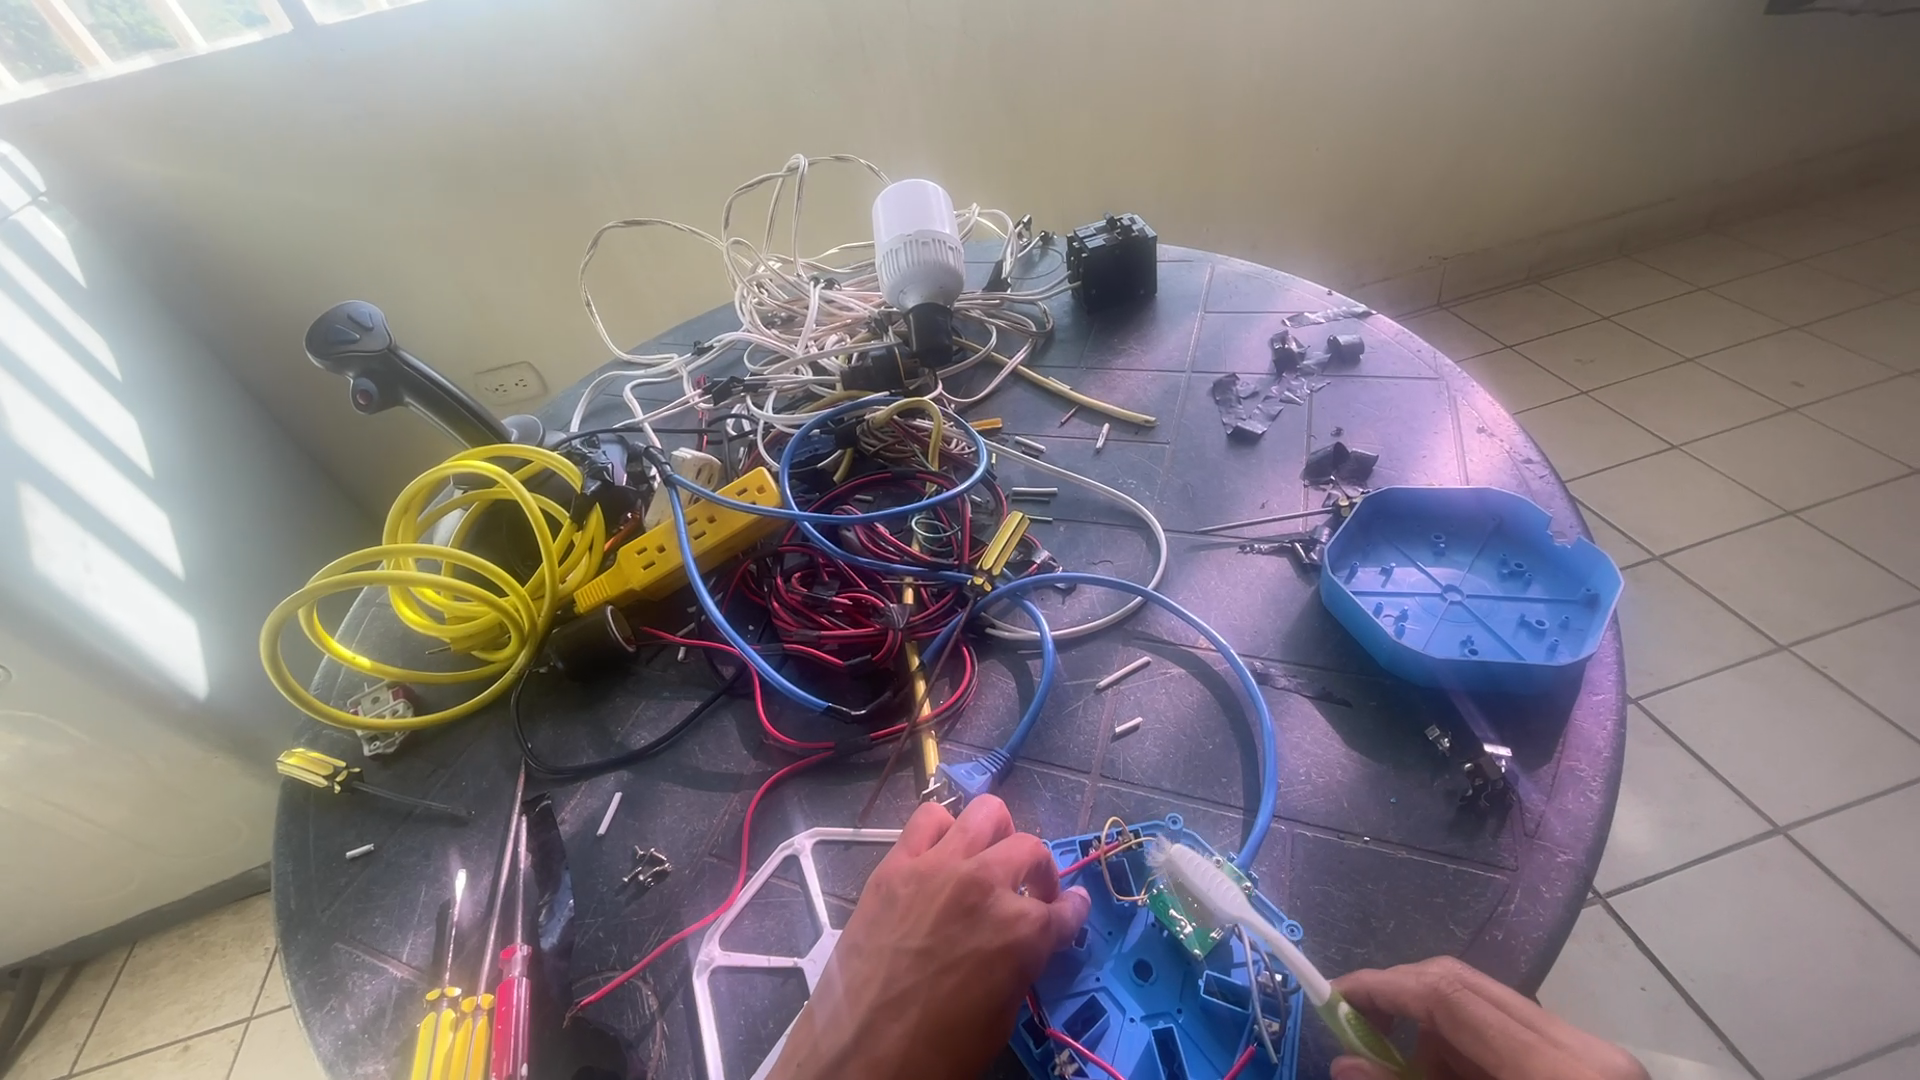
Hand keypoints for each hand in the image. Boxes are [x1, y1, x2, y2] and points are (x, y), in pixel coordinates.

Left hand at [767, 796, 1090, 1079]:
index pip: (1066, 908)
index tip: (1070, 909)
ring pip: (985, 812)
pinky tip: (941, 853)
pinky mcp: (897, 862)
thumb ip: (1022, 959)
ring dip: (996, 834)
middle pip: (1030, 847)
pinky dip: (944, 829)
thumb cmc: (939, 1051)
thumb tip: (1030, 937)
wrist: (860, 1055)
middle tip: (1029, 889)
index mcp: (1022, 930)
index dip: (1071, 910)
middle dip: (1039, 868)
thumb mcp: (1002, 1014)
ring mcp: (939, 865)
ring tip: (987, 857)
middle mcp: (986, 883)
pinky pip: (929, 818)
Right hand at [1330, 958, 1647, 1079]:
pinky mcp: (1597, 1072)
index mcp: (1561, 1071)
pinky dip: (1467, 1056)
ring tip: (1412, 1079)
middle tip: (1361, 1040)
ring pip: (1483, 1011)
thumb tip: (1344, 1064)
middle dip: (1400, 1007)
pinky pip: (1510, 1038)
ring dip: (1433, 1039)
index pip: (1446, 992)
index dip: (1379, 988)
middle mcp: (1583, 1048)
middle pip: (1460, 987)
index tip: (1332, 1002)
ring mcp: (1596, 1058)